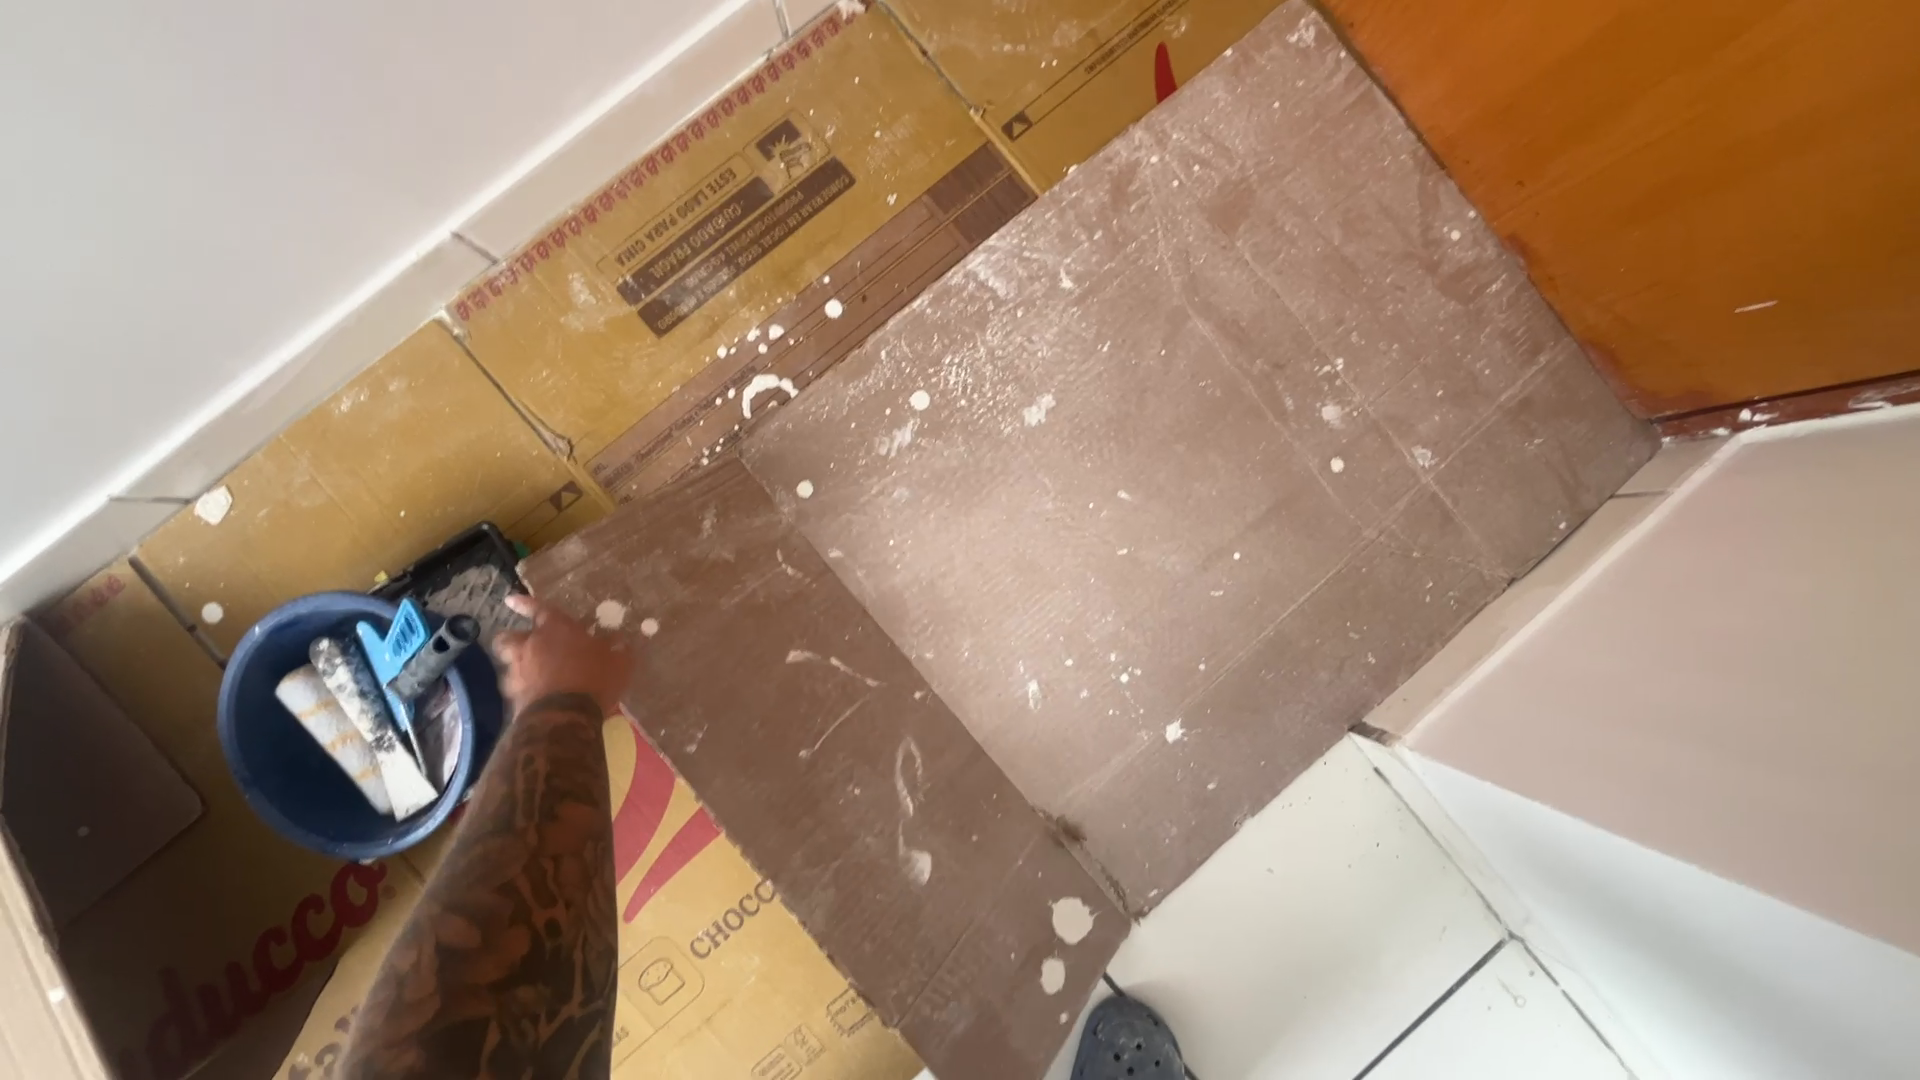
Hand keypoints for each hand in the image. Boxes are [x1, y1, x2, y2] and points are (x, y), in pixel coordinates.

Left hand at [494, 593, 633, 716]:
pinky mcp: (513, 697)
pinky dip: (524, 689)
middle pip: (508, 636)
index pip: (539, 609)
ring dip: (518, 665)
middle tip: (525, 644)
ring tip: (532, 674)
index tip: (510, 598)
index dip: (526, 603)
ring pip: (508, 663)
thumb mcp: (618, 661)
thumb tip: (619, 640)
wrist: (565, 716)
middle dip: (514, 638)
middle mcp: (531, 646)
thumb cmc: (594, 678)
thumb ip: (616, 648)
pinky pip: (515, 687)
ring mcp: (518, 672)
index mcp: (556, 629)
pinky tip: (537, 696)